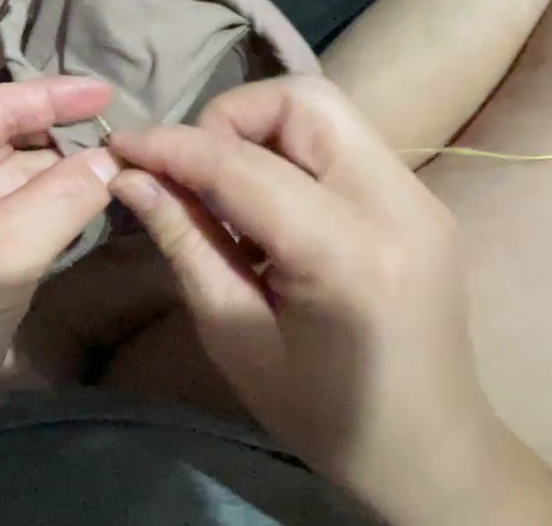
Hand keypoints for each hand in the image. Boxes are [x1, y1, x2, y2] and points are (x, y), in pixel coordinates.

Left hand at [0, 77, 120, 520]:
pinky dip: (39, 205)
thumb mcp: (3, 255)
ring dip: (52, 174)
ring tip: (113, 165)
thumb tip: (112, 158)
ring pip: (1, 176)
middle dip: (55, 138)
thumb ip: (63, 198)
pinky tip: (80, 200)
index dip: (52, 96)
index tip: (109, 90)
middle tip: (120, 136)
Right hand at [108, 76, 551, 525]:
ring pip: (320, 107)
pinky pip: (336, 137)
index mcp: (351, 256)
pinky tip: (265, 201)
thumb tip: (129, 175)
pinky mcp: (416, 194)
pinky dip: (284, 147)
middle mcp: (399, 205)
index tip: (119, 145)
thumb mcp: (234, 335)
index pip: (244, 165)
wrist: (432, 451)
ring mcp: (418, 194)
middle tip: (190, 173)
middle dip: (226, 118)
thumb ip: (184, 240)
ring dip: (255, 127)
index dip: (172, 146)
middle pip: (300, 100)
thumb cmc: (323, 413)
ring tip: (224, 187)